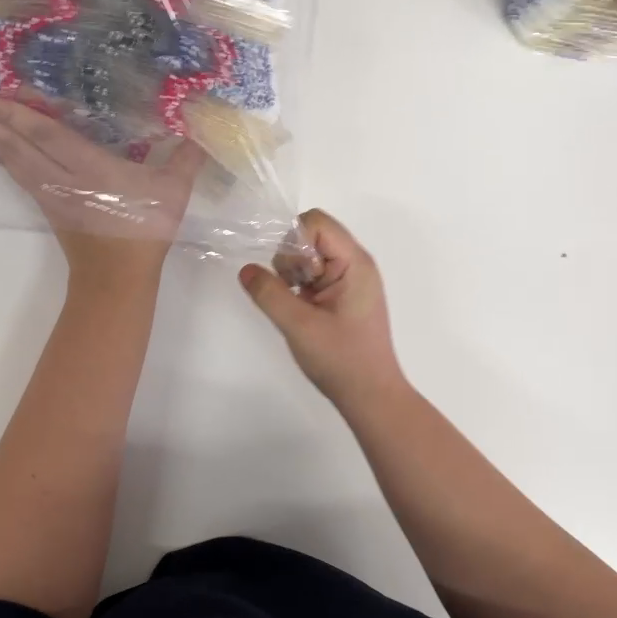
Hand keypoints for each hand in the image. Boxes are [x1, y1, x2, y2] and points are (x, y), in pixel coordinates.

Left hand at [0, 92, 205, 279]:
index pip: (42, 132)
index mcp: (87, 167)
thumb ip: (185, 157)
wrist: (117, 280)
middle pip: (11, 143)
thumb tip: (201, 127)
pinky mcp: (44, 203)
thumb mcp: (172, 192)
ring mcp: (46, 191)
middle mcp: (57, 176)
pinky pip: (15, 170)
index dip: (12, 111)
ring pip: (7, 157)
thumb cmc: (144, 231)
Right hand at [239, 210, 406, 404]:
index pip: (316, 222)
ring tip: (297, 304)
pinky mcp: (341, 293)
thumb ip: (269, 293)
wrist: (370, 395)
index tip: (294, 278)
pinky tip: (300, 310)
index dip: (294, 242)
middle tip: (294, 291)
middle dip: (291, 258)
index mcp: (354, 263)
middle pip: (311, 234)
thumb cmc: (341, 359)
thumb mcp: (298, 325)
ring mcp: (349, 278)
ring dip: (293, 273)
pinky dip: (299, 285)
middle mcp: (355, 263)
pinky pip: (313, 272)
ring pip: (309, 254)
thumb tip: (245, 269)